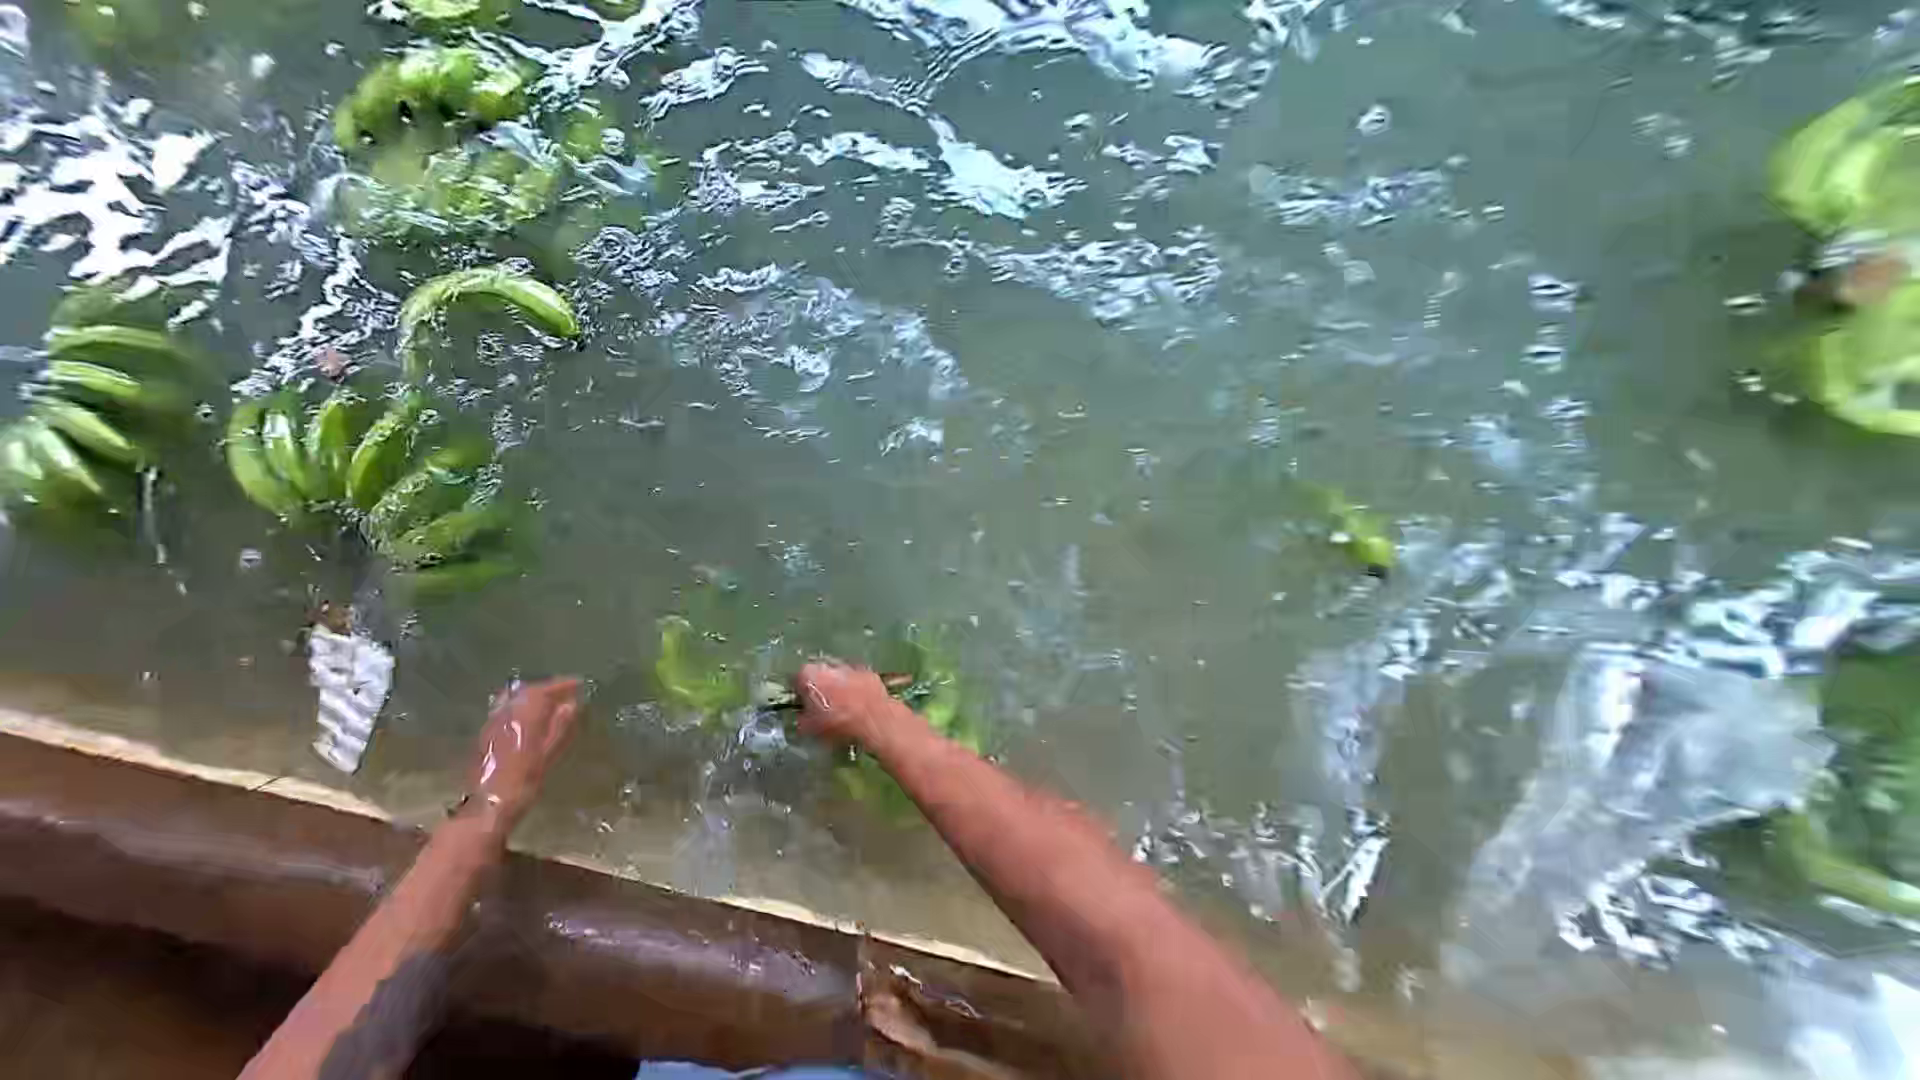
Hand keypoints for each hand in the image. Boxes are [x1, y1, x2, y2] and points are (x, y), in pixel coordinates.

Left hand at [464, 676, 581, 832]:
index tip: (579, 683)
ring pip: (514, 700)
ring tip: (550, 703)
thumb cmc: (525, 779)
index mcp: (524, 715)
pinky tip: (529, 718)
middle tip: (566, 692)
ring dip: (532, 697)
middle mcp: (506, 713)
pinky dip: (521, 708)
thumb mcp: (551, 752)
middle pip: (527, 691)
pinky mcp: (486, 736)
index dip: (562, 685)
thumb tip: (572, 704)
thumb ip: (561, 725)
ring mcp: (492, 724)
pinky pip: (506, 711)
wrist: (489, 804)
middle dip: (547, 689)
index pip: (544, 690)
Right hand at [794, 661, 919, 748]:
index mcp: (809, 675)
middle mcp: (828, 665)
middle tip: (822, 705)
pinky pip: (857, 679)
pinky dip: (856, 688)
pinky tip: (859, 704)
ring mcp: (851, 667)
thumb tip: (802, 716)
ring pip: (839, 675)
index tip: (802, 704)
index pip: (796, 679)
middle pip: (818, 674)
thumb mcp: (810, 728)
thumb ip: (802, 718)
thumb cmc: (837, 723)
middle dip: (819, 687)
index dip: (798, 692)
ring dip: (838, 686)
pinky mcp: (869, 672)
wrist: (874, 720)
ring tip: (842, 706)